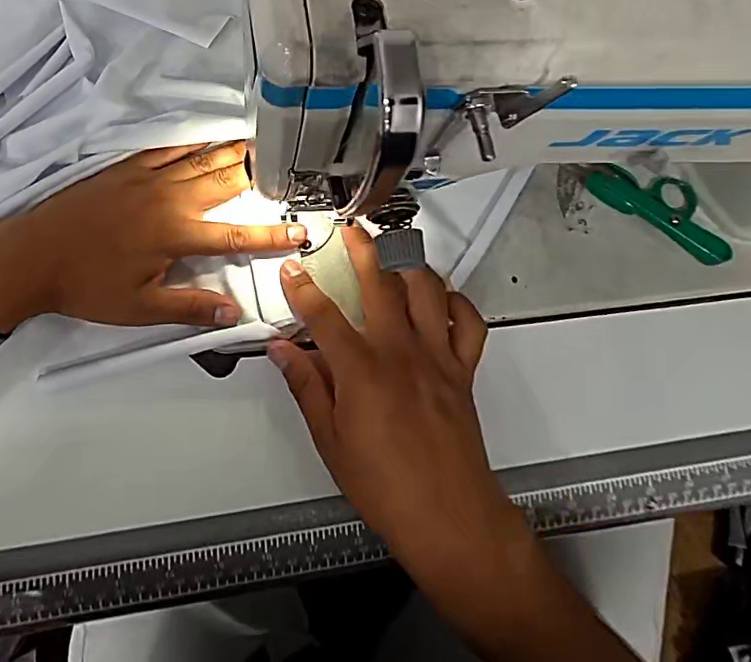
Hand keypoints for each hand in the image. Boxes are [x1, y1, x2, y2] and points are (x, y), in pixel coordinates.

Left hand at [0, 141, 304, 332]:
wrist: (33, 256)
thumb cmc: (85, 285)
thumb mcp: (138, 308)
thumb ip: (189, 307)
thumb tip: (233, 313)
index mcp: (175, 234)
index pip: (236, 235)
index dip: (272, 235)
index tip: (299, 232)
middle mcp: (168, 199)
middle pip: (226, 182)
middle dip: (259, 176)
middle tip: (285, 170)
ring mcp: (147, 178)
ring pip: (201, 159)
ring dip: (232, 153)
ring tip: (258, 146)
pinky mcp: (127, 168)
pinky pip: (168, 148)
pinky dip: (192, 143)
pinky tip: (205, 140)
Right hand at [266, 226, 517, 575]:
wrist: (449, 517)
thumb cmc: (392, 489)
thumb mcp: (331, 440)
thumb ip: (306, 387)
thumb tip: (283, 354)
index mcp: (362, 372)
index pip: (323, 314)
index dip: (302, 286)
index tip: (293, 270)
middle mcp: (401, 354)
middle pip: (379, 283)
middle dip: (361, 249)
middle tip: (350, 233)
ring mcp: (435, 357)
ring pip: (426, 289)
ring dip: (408, 263)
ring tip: (394, 252)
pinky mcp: (462, 369)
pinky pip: (467, 321)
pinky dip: (456, 301)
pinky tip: (442, 296)